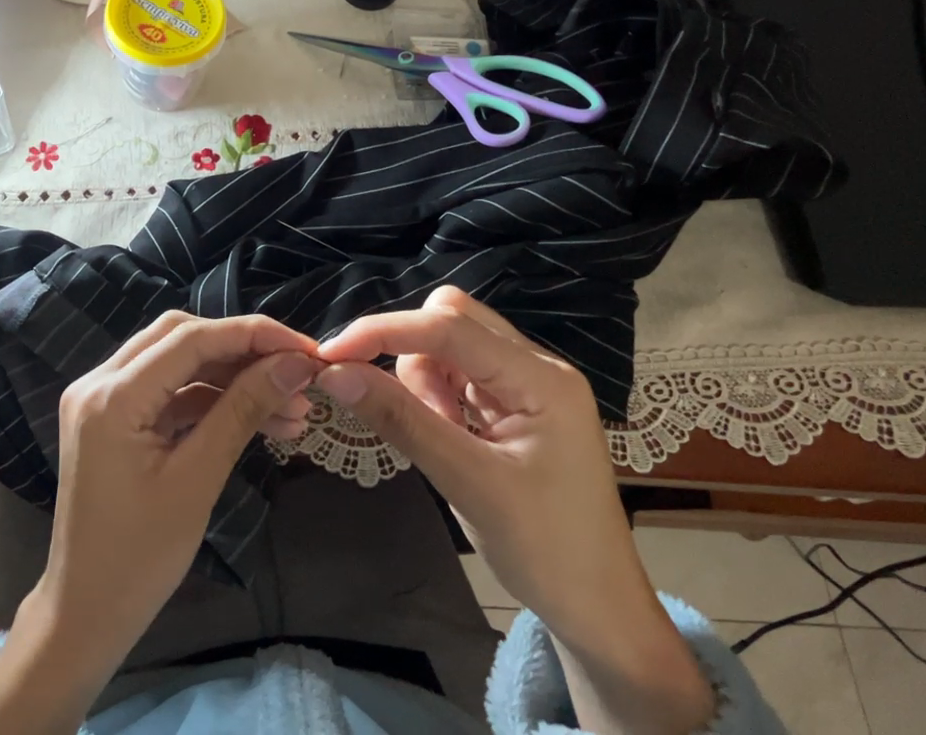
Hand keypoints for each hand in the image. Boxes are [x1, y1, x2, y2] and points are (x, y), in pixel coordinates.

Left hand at [0, 312, 321, 733]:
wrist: (88, 608)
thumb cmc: (140, 555)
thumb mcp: (198, 478)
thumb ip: (243, 410)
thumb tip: (295, 364)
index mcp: (111, 396)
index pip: (190, 338)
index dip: (252, 334)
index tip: (306, 349)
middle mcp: (98, 383)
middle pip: (180, 338)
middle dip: (242, 350)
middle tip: (298, 374)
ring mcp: (101, 400)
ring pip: (176, 363)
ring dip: (232, 378)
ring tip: (292, 409)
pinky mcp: (112, 420)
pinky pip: (166, 392)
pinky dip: (210, 400)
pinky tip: (257, 419)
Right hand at [317, 288, 713, 734]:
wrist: (595, 605)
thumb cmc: (545, 548)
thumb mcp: (467, 483)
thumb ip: (401, 419)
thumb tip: (334, 374)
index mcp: (541, 379)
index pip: (448, 326)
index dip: (382, 331)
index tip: (329, 357)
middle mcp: (535, 368)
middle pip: (450, 320)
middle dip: (406, 353)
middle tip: (394, 409)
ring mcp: (525, 386)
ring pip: (447, 346)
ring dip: (421, 382)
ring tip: (438, 439)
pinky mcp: (511, 407)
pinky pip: (455, 377)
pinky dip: (433, 398)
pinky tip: (445, 438)